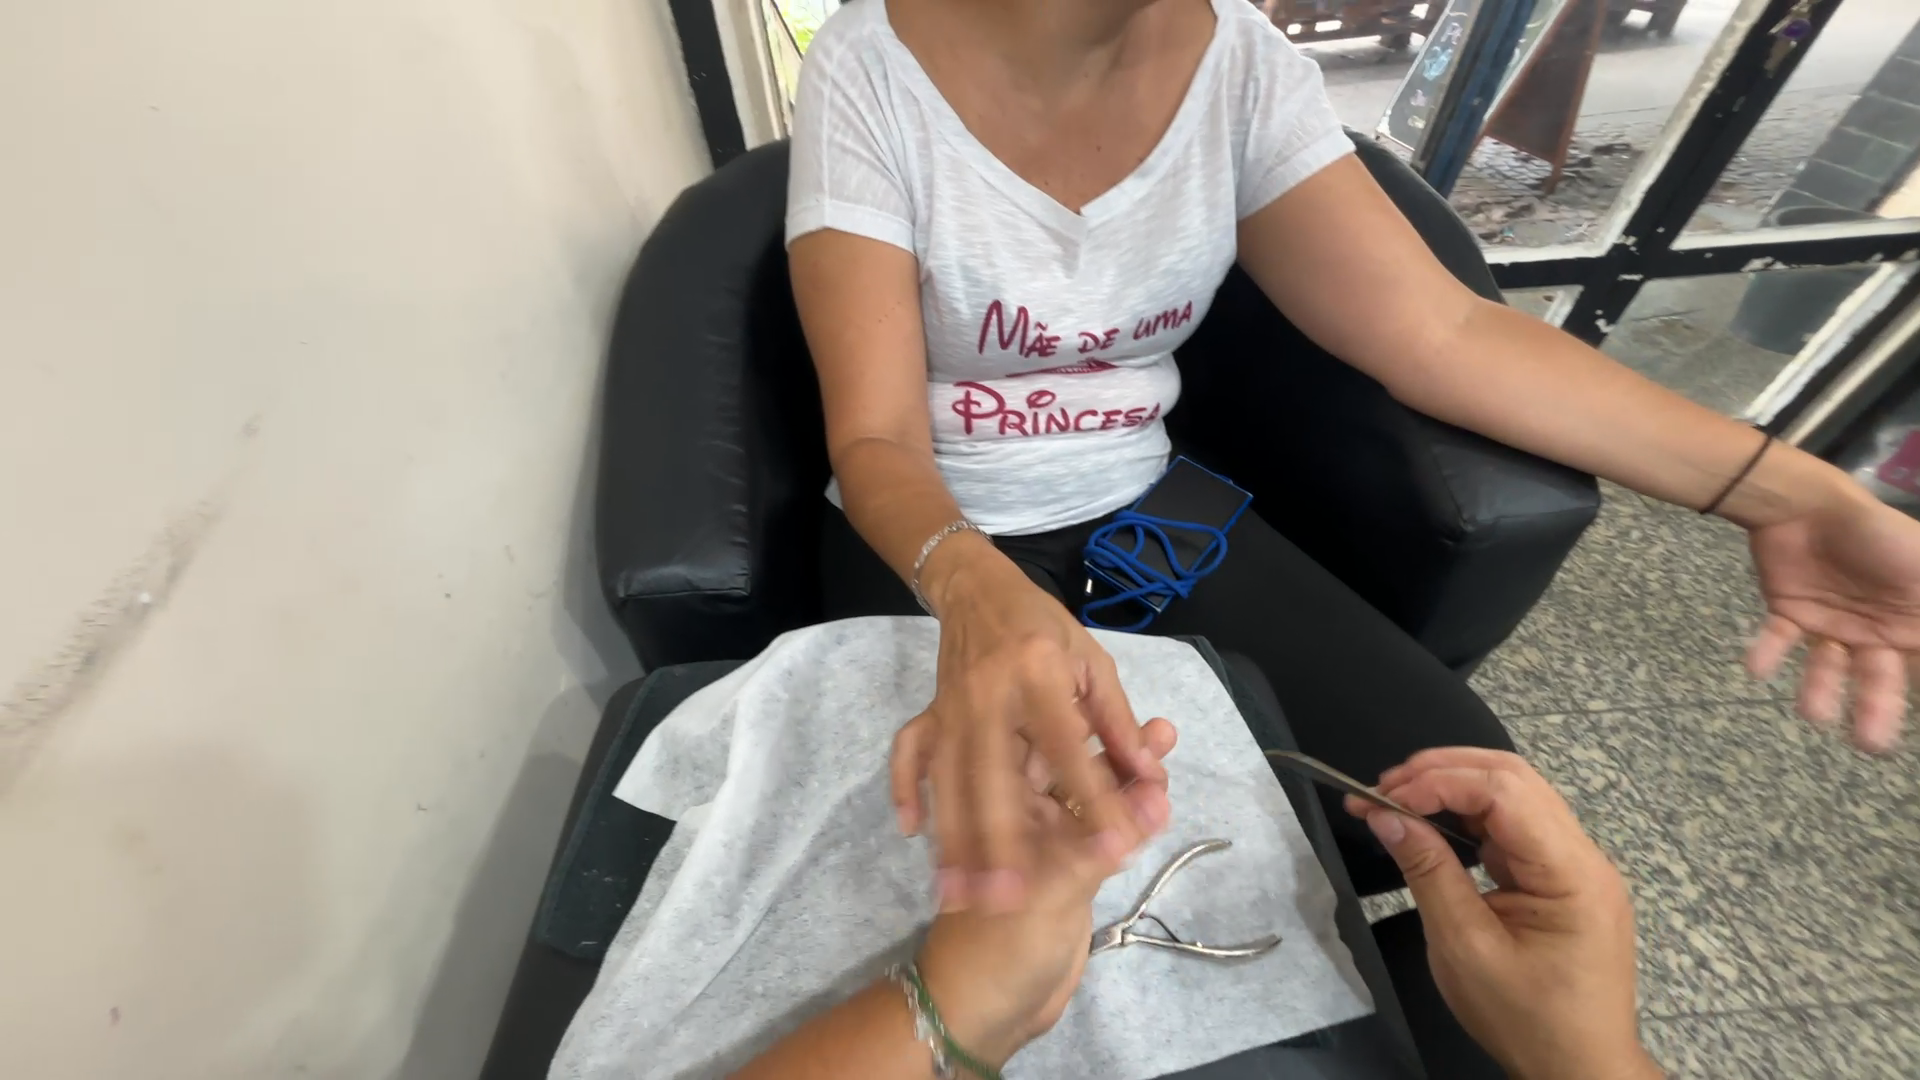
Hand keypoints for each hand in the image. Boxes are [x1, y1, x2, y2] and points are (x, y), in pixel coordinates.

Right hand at [900, 534, 1163, 910]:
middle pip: (991, 772)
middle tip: (1013, 898)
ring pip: (948, 777)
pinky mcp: (931, 708)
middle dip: (999, 839)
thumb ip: (1117, 720)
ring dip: (953, 837)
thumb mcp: (1092, 661)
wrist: (979, 587)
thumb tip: (1149, 776)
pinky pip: (910, 751)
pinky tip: (910, 828)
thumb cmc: (1044, 624)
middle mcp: (988, 691)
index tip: (1114, 845)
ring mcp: (951, 702)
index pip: (1066, 744)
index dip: (1092, 795)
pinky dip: (905, 788)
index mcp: (1037, 671)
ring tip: (962, 892)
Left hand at [915, 718, 1177, 1065]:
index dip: (1088, 737)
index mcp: (1001, 805)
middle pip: (1073, 769)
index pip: (1046, 757)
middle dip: (1115, 751)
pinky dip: (1130, 819)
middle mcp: (1024, 813)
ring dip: (1127, 780)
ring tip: (1166, 751)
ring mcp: (1050, 840)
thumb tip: (1151, 803)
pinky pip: (1106, 834)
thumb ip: (1097, 851)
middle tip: (1160, 732)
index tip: (1129, 723)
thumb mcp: (1046, 898)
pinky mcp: (1074, 870)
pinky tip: (1159, 803)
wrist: (989, 1012)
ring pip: (1093, 799)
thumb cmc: (997, 948)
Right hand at [1348, 748, 1659, 1079]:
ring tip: (1395, 798)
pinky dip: (1459, 807)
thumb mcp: (1464, 946)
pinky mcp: (1553, 873)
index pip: (1503, 792)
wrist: (1579, 1073)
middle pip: (1510, 776)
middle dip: (1439, 770)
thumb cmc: (1526, 1018)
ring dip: (1447, 782)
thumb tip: (1384, 814)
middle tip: (1383, 789)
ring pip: (1508, 789)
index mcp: (1571, 874)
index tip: (1383, 801)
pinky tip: (1425, 818)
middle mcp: (1581, 856)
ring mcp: (1570, 863)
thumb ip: (1427, 871)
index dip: (1437, 782)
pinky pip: (1506, 818)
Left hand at [1745, 482, 1919, 751]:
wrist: (1814, 508)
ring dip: (1819, 691)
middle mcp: (1878, 632)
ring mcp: (1830, 622)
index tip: (1906, 741)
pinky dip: (1764, 653)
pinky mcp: (1787, 609)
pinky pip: (1775, 638)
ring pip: (1825, 666)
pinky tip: (1757, 670)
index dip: (1915, 699)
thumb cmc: (1885, 539)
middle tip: (1869, 748)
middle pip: (1878, 680)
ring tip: (1812, 717)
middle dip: (1876, 713)